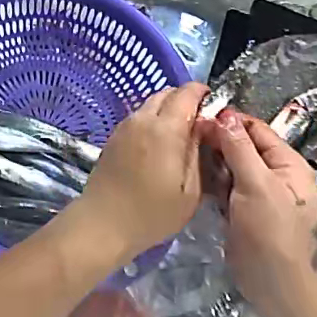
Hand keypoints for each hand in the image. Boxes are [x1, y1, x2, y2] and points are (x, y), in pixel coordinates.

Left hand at [74, 83, 206, 259]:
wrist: (102, 224)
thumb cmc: (152, 213)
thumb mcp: (190, 190)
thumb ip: (198, 152)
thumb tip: (204, 126)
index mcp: (165, 129)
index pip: (186, 93)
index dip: (202, 93)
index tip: (214, 105)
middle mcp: (143, 119)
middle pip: (167, 93)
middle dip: (186, 99)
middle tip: (199, 121)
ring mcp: (125, 126)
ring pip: (151, 103)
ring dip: (168, 109)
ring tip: (180, 134)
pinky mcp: (114, 136)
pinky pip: (139, 116)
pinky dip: (153, 119)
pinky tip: (159, 143)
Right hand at [203, 109, 316, 316]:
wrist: (278, 292)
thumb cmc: (272, 235)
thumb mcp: (257, 186)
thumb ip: (240, 149)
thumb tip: (224, 115)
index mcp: (287, 164)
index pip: (256, 130)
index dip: (229, 121)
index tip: (198, 117)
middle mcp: (275, 175)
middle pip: (242, 147)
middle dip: (217, 141)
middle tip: (185, 137)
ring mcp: (259, 196)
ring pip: (231, 168)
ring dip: (211, 162)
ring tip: (183, 155)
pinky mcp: (244, 213)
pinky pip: (226, 189)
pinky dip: (211, 182)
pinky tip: (191, 178)